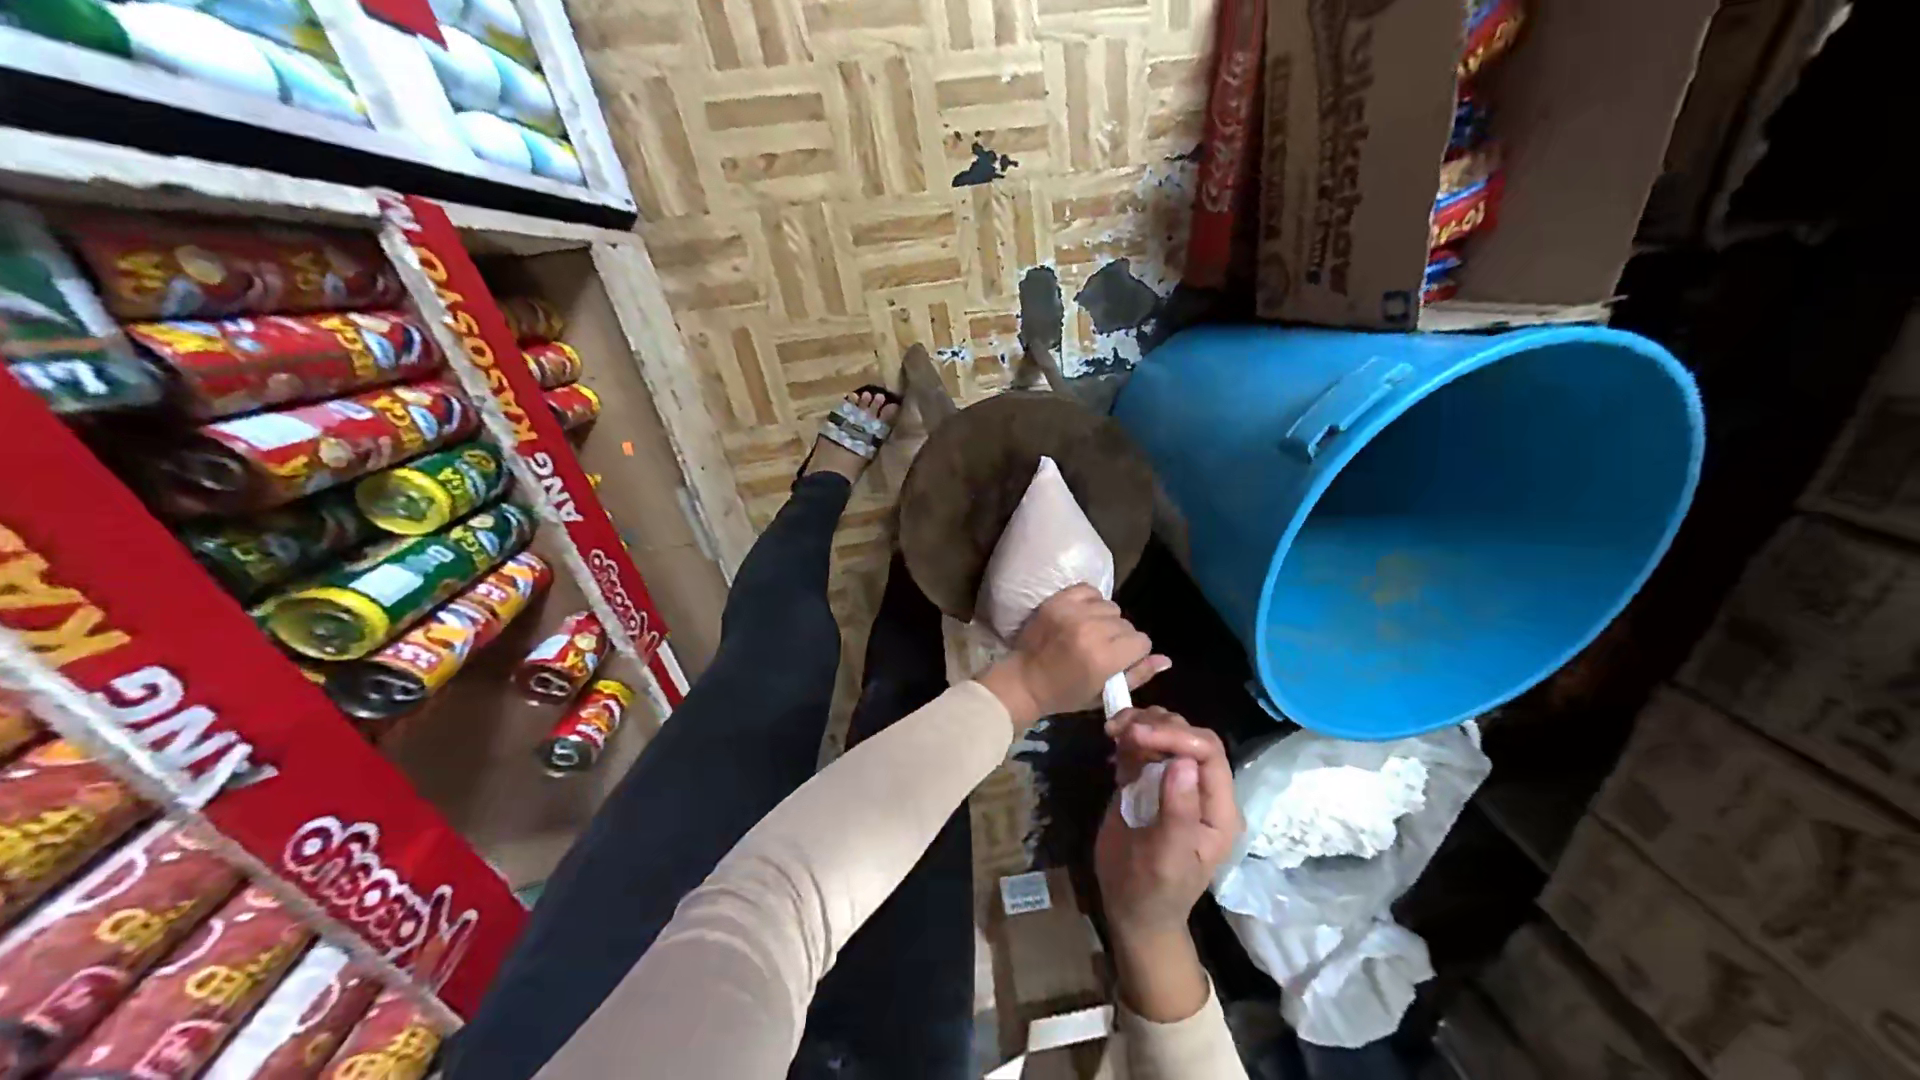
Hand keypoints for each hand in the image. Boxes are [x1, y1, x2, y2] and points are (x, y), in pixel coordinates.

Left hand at [977, 584, 1168, 727]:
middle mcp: (1090, 630)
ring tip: (1091, 632)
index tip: (1120, 660)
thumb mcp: (1104, 695)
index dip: (1134, 653)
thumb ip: (1137, 676)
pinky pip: (1089, 590)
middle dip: (1120, 637)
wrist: (1023, 680)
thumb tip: (1166, 659)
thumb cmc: (1065, 694)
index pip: (1141, 641)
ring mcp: (1072, 612)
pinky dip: (1090, 601)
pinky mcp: (1057, 600)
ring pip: (1111, 607)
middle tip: (1103, 649)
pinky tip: (1083, 616)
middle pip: (1127, 624)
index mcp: (1103, 658)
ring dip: (1106, 619)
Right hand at [1094, 708, 1241, 1021]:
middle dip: (1156, 725)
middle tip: (1118, 730)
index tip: (1137, 734)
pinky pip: (1145, 746)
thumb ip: (1178, 811)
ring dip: (1141, 723)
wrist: (1130, 908)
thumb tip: (1183, 764)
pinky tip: (1111, 738)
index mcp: (1219, 809)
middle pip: (1189, 737)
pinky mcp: (1149, 781)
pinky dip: (1128, 734)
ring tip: (1113, 730)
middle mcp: (1202, 790)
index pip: (1208, 754)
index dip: (1176, 736)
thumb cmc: (1153, 891)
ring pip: (1168, 734)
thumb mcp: (1166, 857)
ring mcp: (1175, 783)